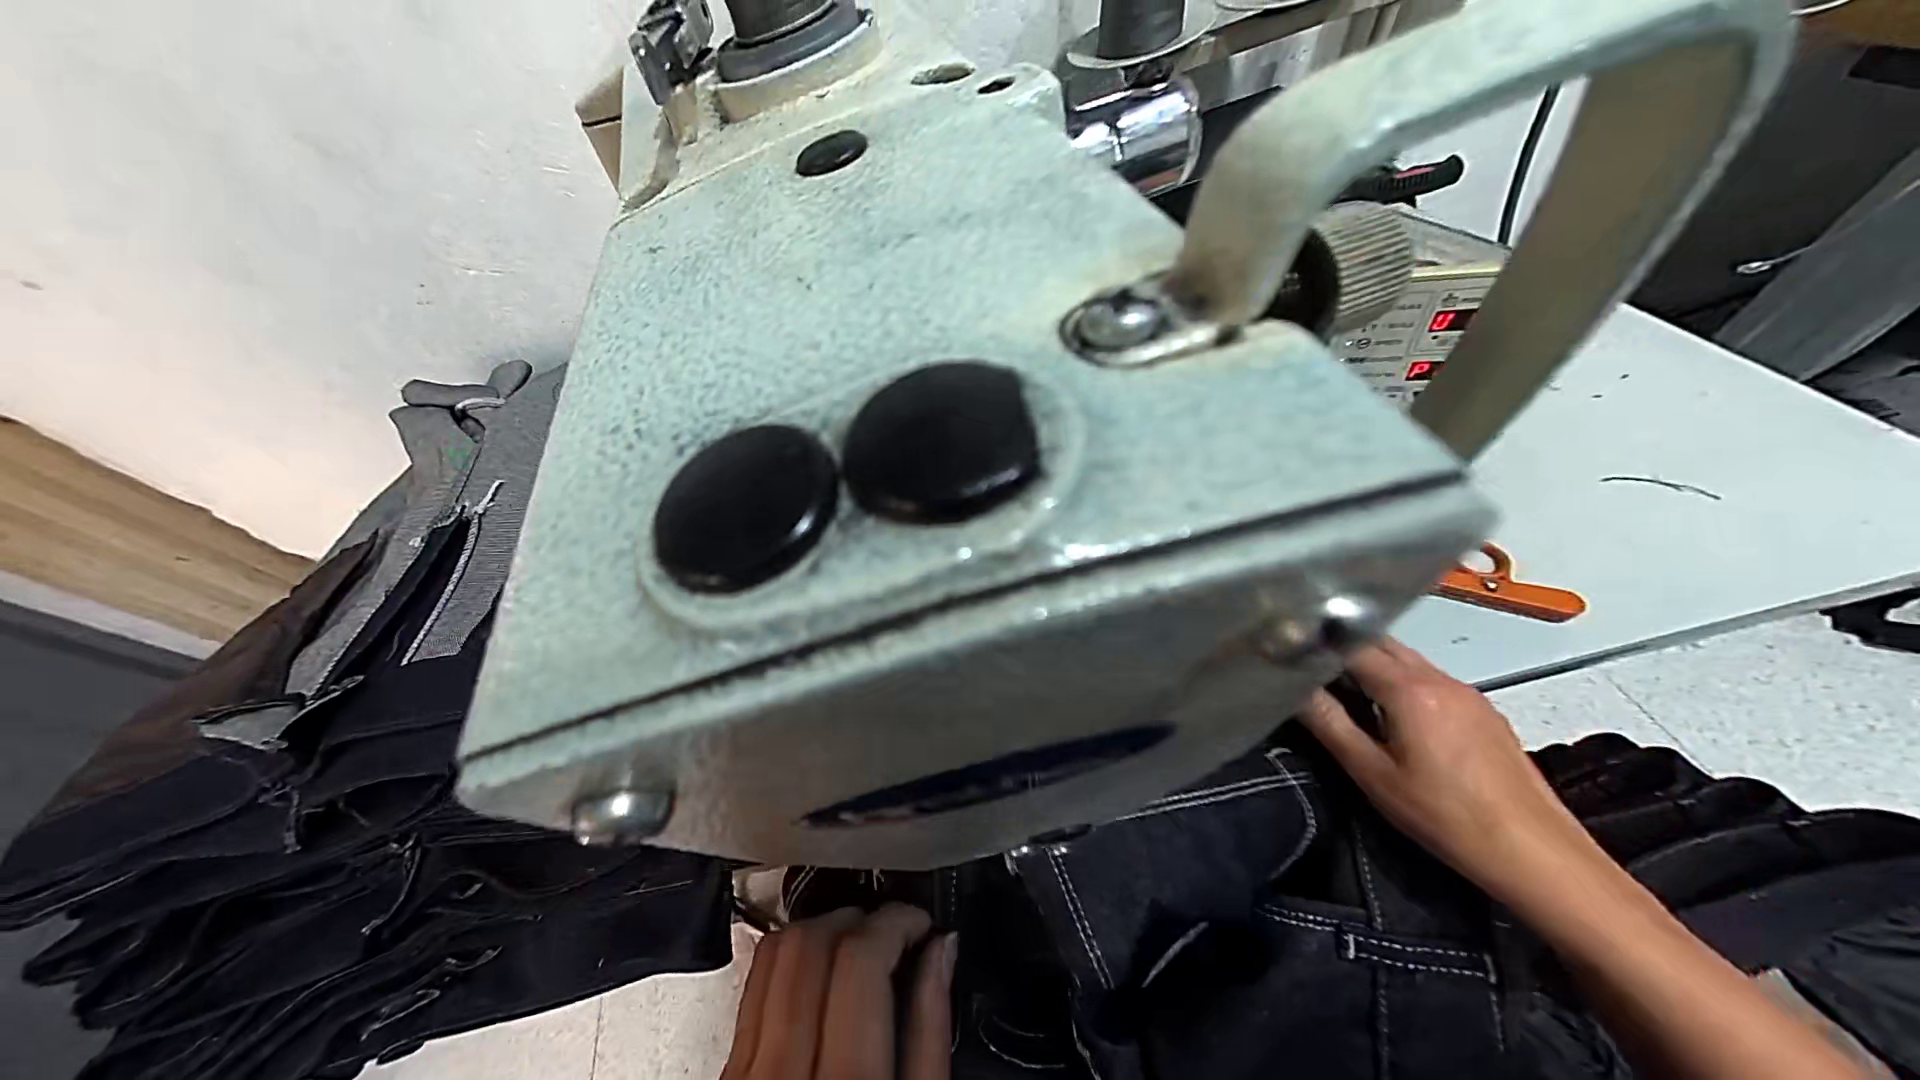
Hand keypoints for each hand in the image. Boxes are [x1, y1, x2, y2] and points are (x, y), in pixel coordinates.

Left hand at [722, 904, 954, 1079]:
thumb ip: (931, 1029)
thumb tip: (941, 949)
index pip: (860, 959)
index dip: (896, 920)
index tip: (919, 923)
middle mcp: (783, 1077)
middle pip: (813, 945)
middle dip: (861, 917)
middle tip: (893, 929)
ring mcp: (744, 1076)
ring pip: (777, 954)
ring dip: (825, 927)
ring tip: (859, 942)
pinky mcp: (726, 1077)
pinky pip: (757, 986)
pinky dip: (794, 958)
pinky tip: (822, 972)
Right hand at [1297, 638, 1598, 905]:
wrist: (1537, 855)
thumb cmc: (1448, 818)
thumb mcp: (1372, 774)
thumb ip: (1328, 723)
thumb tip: (1294, 688)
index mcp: (1410, 690)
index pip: (1352, 645)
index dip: (1317, 644)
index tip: (1291, 653)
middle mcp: (1442, 681)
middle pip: (1383, 643)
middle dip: (1344, 649)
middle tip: (1311, 668)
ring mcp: (1469, 695)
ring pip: (1408, 660)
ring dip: (1374, 666)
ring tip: (1345, 692)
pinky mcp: (1485, 713)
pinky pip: (1431, 680)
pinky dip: (1402, 683)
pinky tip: (1392, 716)